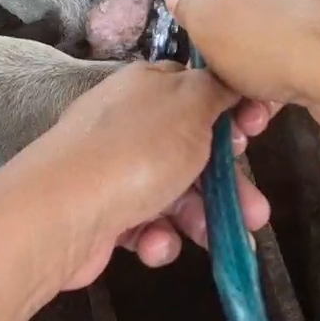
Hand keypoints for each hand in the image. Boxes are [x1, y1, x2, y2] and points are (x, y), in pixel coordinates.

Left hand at [0, 61, 274, 289]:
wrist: (60, 213)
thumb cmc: (137, 150)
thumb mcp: (191, 104)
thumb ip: (217, 87)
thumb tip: (225, 76)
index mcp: (149, 85)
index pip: (201, 88)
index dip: (235, 109)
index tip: (259, 129)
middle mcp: (131, 121)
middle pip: (194, 147)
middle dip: (229, 181)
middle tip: (257, 210)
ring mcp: (114, 167)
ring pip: (176, 191)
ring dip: (203, 216)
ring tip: (228, 242)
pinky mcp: (103, 211)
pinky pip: (145, 222)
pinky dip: (157, 236)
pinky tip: (156, 244)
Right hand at [165, 0, 319, 120]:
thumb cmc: (260, 40)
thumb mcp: (207, 27)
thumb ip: (188, 9)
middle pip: (234, 2)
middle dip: (217, 37)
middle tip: (202, 64)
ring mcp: (302, 7)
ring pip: (258, 38)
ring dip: (243, 72)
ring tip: (236, 105)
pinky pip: (284, 58)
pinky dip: (272, 82)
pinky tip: (266, 112)